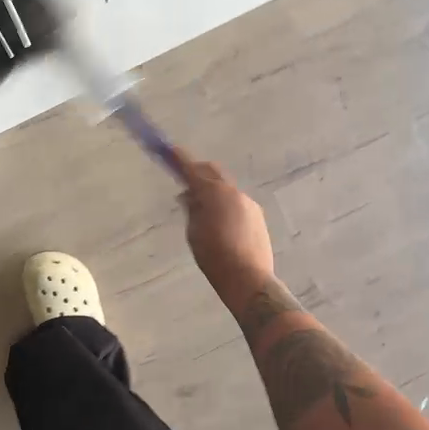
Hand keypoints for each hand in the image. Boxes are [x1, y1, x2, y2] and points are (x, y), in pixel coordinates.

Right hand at [179, 153, 275, 304]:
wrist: (249, 279)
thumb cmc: (214, 256)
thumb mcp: (194, 232)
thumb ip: (192, 209)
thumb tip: (189, 195)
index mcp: (214, 193)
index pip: (192, 170)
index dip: (180, 159)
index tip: (171, 149)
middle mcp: (233, 192)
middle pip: (212, 171)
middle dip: (198, 171)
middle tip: (185, 178)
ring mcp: (248, 202)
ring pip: (225, 187)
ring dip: (212, 189)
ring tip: (202, 207)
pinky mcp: (257, 215)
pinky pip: (236, 201)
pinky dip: (224, 202)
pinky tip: (220, 221)